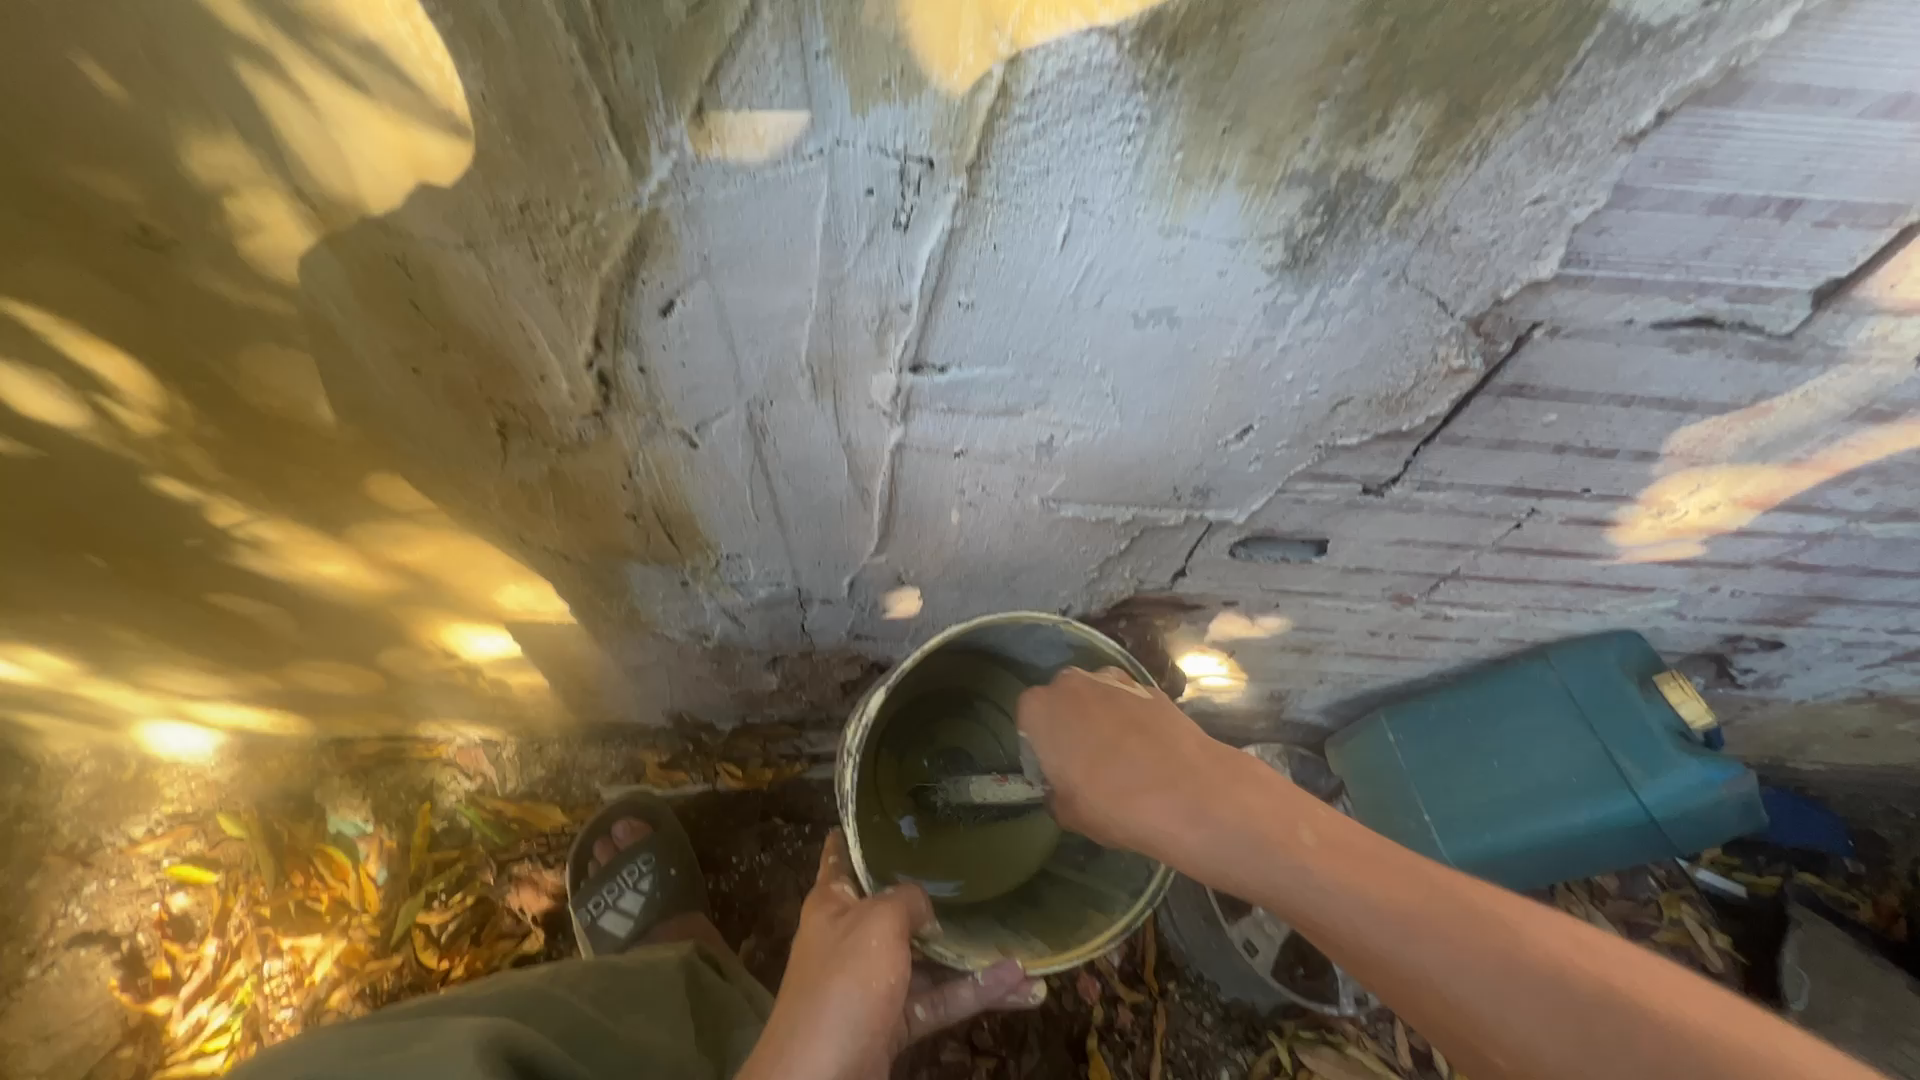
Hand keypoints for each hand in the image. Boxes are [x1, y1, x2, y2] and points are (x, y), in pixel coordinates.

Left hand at [739, 831, 1046, 1079]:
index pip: (842, 855)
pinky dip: (974, 993)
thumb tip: (926, 908)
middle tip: (978, 868)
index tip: (888, 809)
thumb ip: (907, 900)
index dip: (860, 832)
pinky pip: (939, 1000)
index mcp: (833, 903)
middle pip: (896, 906)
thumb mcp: (876, 924)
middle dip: (936, 894)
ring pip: (928, 959)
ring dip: (970, 953)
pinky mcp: (894, 1023)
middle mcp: (852, 937)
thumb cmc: (842, 985)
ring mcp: (874, 983)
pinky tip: (1018, 984)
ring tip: (1020, 938)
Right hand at [1017, 666, 1243, 857]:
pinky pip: (1131, 704)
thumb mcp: (1067, 812)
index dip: (1040, 747)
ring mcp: (1115, 679)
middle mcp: (1072, 682)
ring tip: (1122, 758)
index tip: (1055, 772)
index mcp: (1040, 707)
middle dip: (1070, 725)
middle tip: (1086, 763)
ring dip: (1102, 719)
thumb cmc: (1112, 803)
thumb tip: (1061, 787)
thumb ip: (1054, 791)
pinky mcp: (1152, 687)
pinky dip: (1134, 721)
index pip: (1028, 720)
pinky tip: (1149, 753)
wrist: (1188, 792)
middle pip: (1063, 701)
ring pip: (1098, 698)